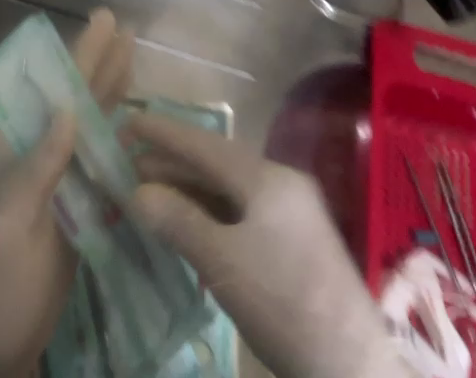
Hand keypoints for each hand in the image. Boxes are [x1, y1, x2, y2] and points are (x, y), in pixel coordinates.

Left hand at [0, 9, 133, 377]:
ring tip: (133, 60)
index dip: (81, 56)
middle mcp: (44, 163)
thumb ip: (37, 169)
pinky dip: (122, 141)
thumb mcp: (7, 226)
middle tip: (124, 29)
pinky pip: (106, 168)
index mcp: (21, 157)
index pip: (57, 95)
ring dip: (112, 94)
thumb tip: (68, 107)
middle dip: (100, 64)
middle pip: (79, 103)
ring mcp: (64, 190)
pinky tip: (140, 127)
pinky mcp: (82, 217)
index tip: (103, 20)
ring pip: (94, 130)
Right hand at [125, 114, 405, 377]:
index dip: (165, 134)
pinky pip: (240, 213)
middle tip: (127, 163)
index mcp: (268, 178)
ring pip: (229, 191)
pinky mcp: (292, 243)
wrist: (348, 361)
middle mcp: (282, 185)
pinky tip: (186, 224)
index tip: (129, 122)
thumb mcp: (222, 261)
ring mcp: (290, 214)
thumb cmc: (282, 300)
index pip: (206, 146)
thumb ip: (179, 221)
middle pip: (217, 166)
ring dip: (189, 191)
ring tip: (147, 192)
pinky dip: (208, 214)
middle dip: (172, 164)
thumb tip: (137, 191)